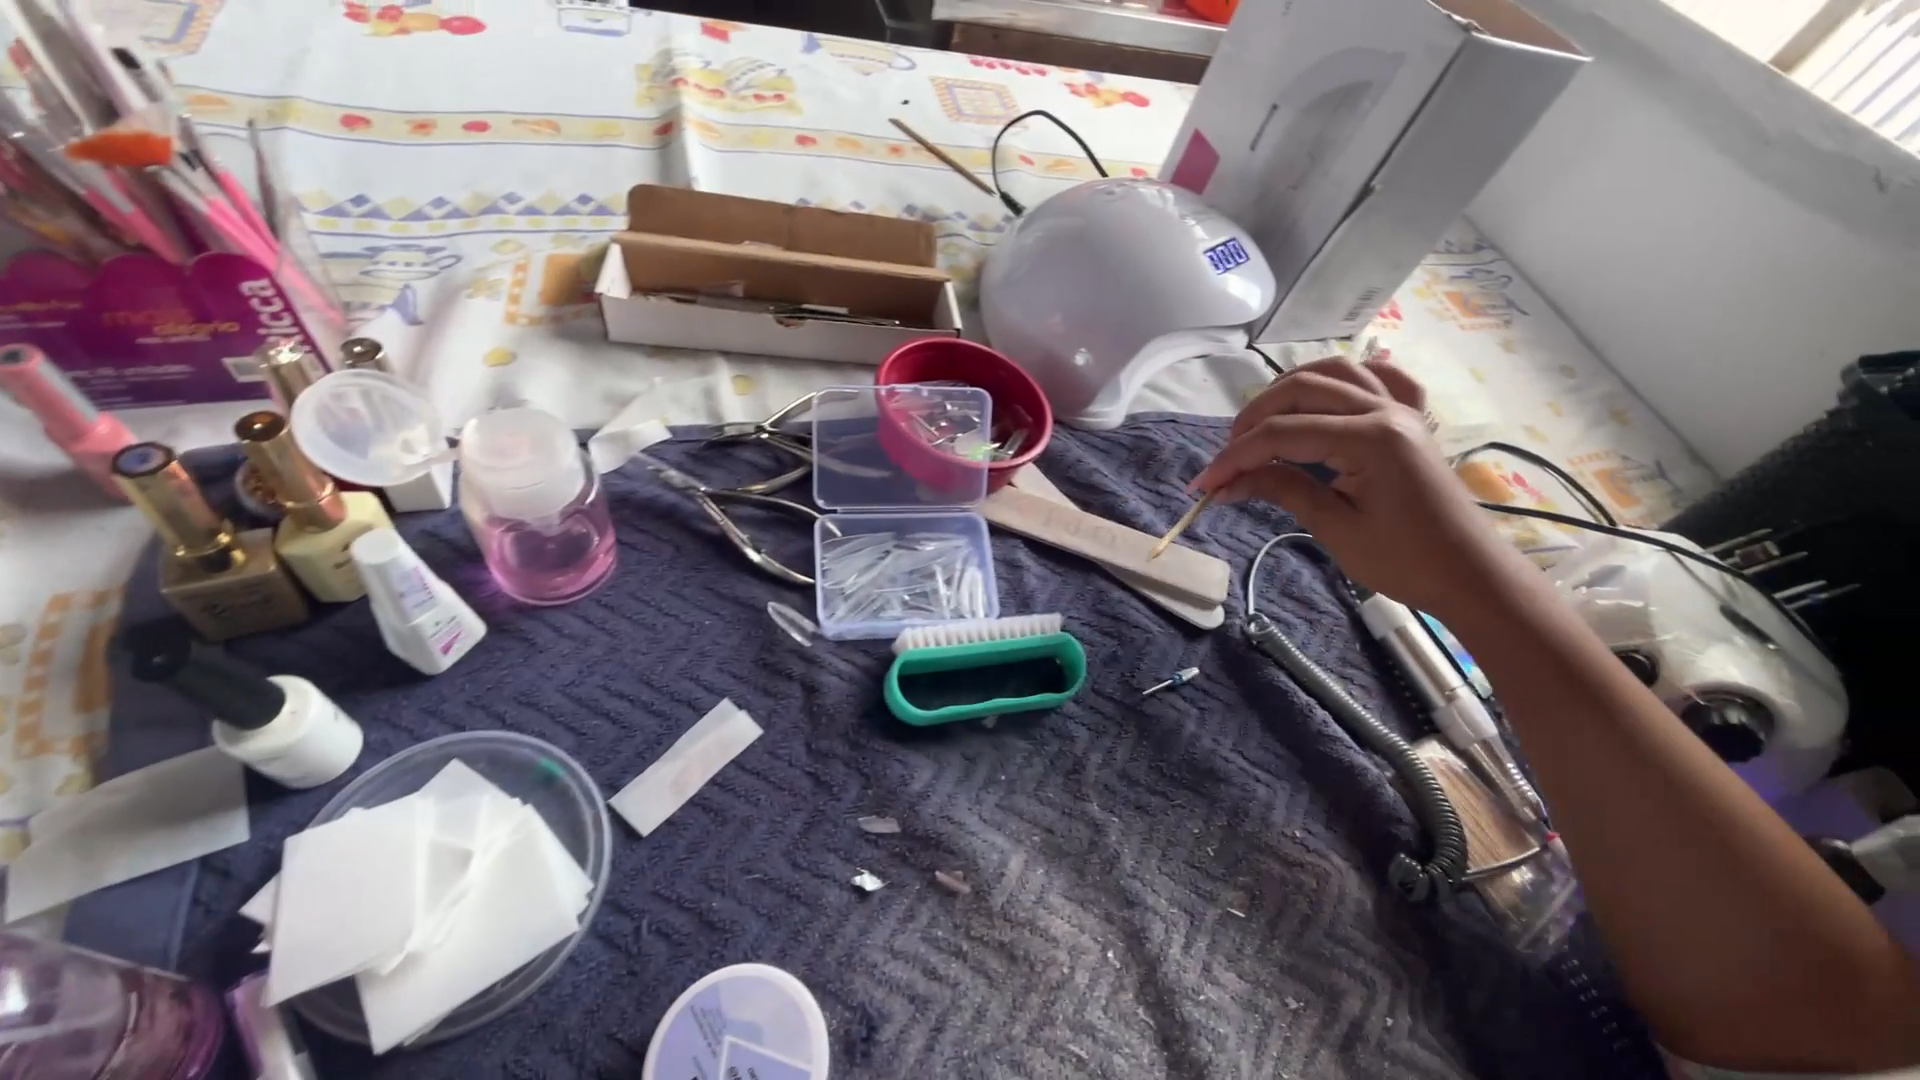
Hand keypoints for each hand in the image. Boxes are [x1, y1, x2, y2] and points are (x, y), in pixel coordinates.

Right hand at [1191, 357, 1527, 617]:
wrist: (1471, 575)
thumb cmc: (1405, 561)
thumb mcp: (1335, 529)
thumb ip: (1282, 491)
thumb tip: (1227, 483)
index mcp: (1370, 439)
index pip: (1283, 434)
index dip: (1236, 458)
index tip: (1204, 484)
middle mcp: (1386, 410)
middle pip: (1302, 390)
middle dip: (1254, 419)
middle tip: (1228, 458)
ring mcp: (1402, 409)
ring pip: (1335, 372)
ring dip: (1290, 389)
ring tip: (1261, 423)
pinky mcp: (1412, 420)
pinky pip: (1381, 378)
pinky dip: (1348, 378)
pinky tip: (1329, 393)